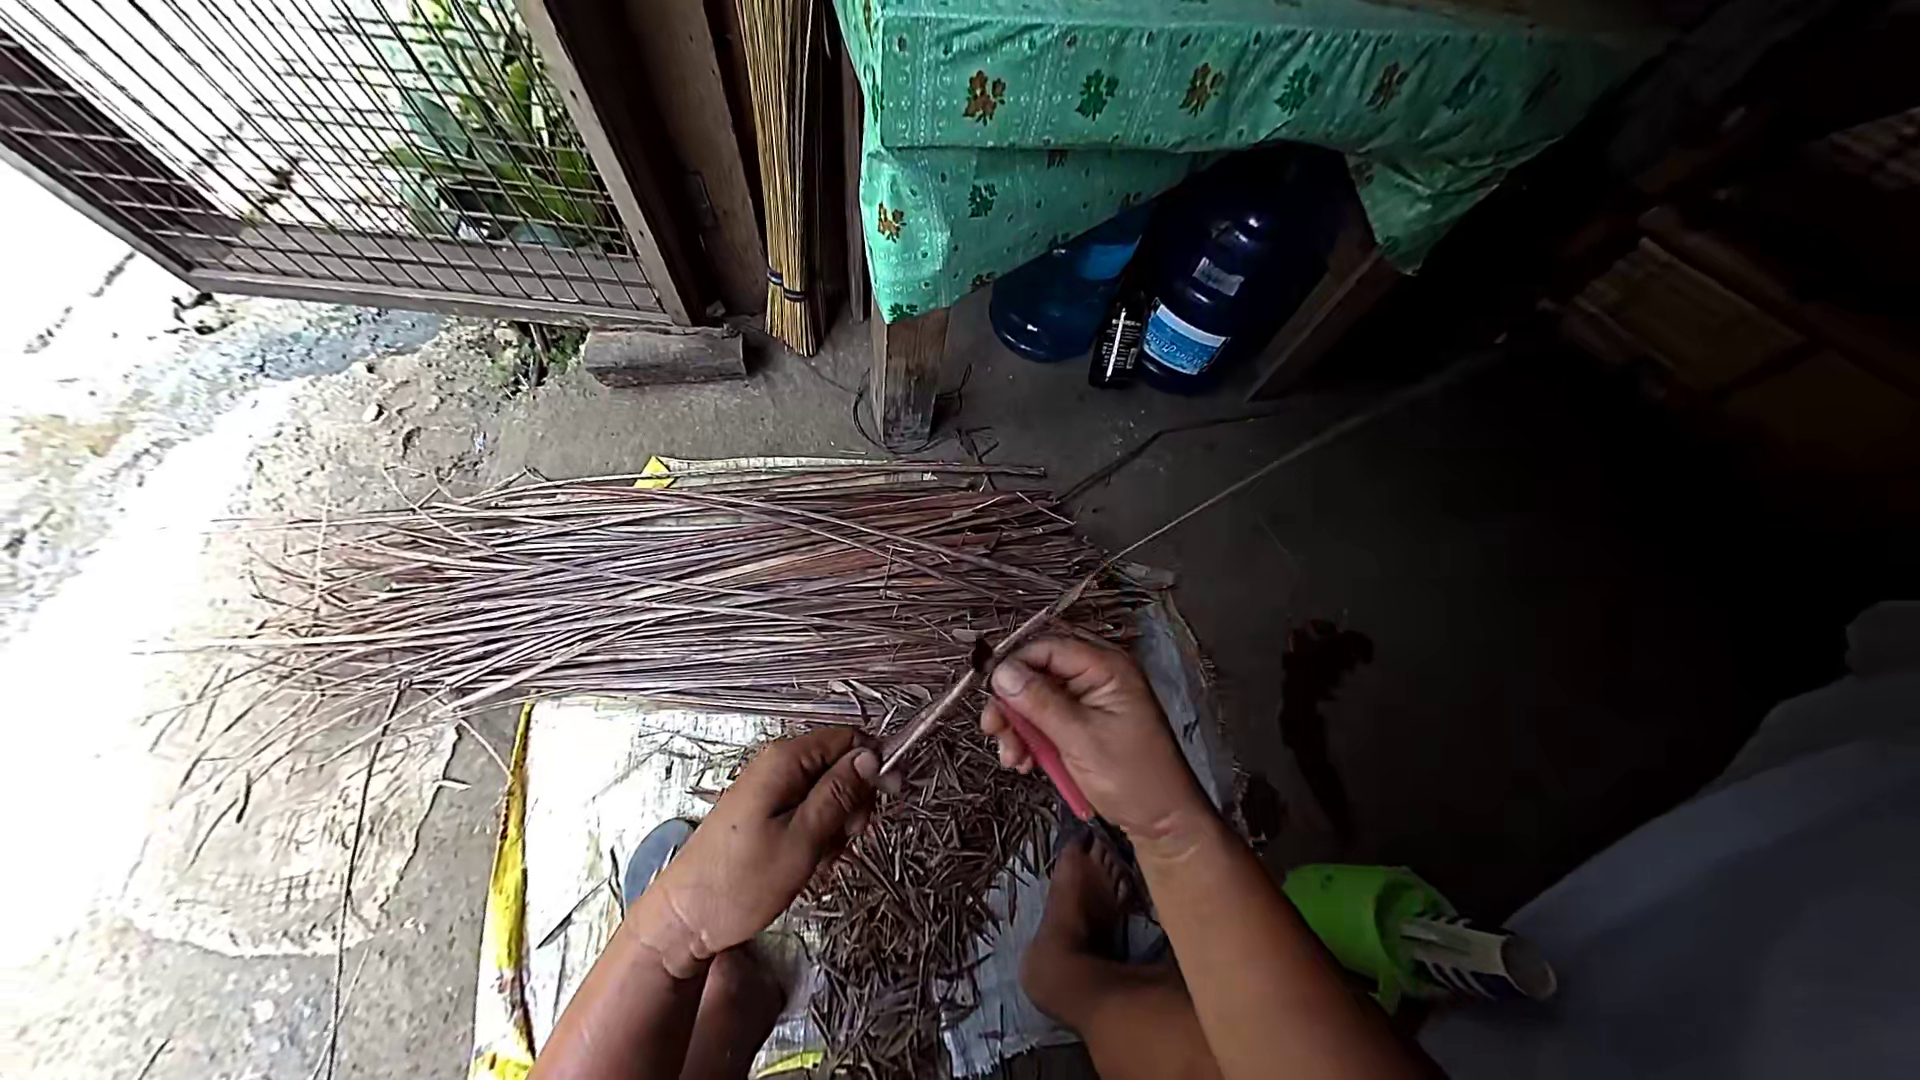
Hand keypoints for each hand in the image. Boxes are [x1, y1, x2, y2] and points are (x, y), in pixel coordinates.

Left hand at [630, 728, 877, 977]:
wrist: (682, 923)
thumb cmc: (740, 884)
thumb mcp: (803, 839)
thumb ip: (840, 793)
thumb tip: (872, 755)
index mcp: (785, 760)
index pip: (848, 739)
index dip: (874, 765)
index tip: (888, 798)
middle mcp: (778, 764)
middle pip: (840, 765)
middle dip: (853, 801)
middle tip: (846, 838)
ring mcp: (770, 788)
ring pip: (827, 792)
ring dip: (836, 825)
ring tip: (819, 858)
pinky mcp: (766, 811)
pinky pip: (808, 811)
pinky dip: (817, 835)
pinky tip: (806, 862)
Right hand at [980, 637, 1211, 850]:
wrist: (1163, 824)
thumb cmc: (1134, 778)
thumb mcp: (1081, 738)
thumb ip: (1039, 703)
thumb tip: (1002, 672)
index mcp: (1106, 667)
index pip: (1048, 647)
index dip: (1015, 665)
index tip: (991, 692)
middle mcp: (1094, 677)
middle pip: (1037, 672)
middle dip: (1011, 702)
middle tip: (993, 728)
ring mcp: (1086, 702)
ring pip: (1033, 699)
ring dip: (1016, 726)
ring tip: (1012, 756)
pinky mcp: (1079, 724)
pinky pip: (1042, 721)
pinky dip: (1028, 739)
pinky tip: (1023, 761)